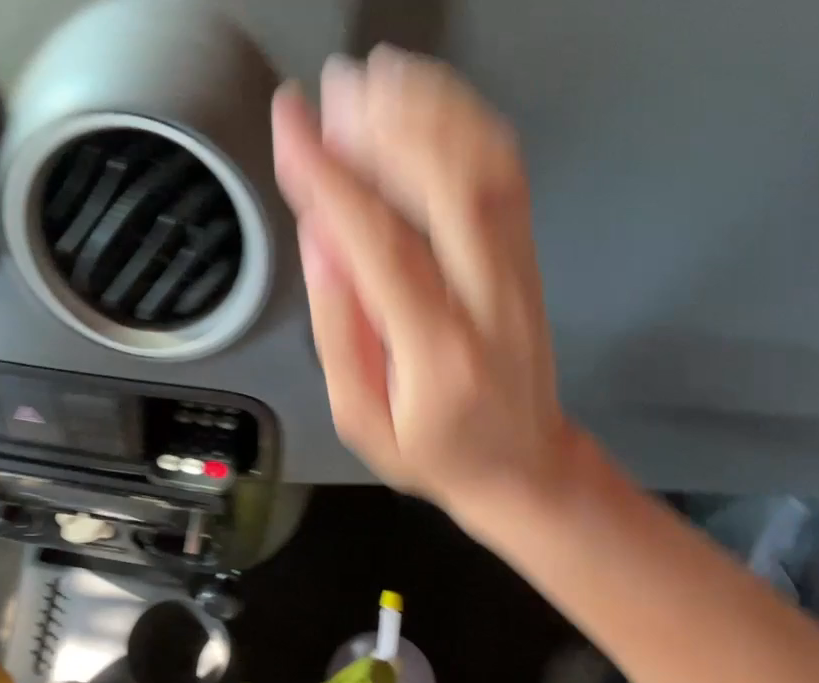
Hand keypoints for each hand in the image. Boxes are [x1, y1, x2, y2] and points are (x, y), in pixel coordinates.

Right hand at [271, 48, 587, 518]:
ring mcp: (516, 271)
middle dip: (385, 125)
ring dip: (427, 110)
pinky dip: (466, 123)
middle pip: (447, 187)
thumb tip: (321, 240)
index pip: (381, 246)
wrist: (522, 465)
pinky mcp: (525, 254)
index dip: (333, 180)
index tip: (292, 130)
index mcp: (437, 351)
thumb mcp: (362, 418)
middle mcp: (487, 299)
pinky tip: (427, 101)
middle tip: (334, 93)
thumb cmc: (436, 452)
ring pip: (484, 167)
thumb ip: (338, 329)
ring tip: (373, 80)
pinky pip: (506, 173)